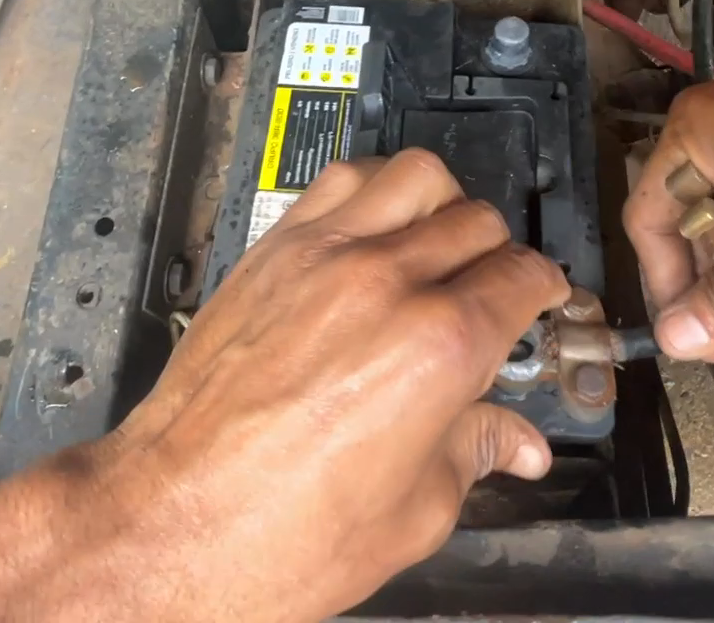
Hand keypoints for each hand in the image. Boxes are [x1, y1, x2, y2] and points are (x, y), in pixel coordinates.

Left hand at [75, 149, 568, 622]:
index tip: (540, 298)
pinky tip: (374, 228)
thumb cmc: (280, 536)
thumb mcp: (412, 513)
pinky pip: (342, 179)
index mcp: (436, 348)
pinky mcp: (278, 248)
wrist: (169, 521)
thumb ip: (475, 451)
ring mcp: (327, 253)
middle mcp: (386, 282)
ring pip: (417, 176)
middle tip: (489, 289)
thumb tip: (518, 443)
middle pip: (478, 222)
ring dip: (443, 203)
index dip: (544, 288)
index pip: (521, 278)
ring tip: (437, 242)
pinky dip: (375, 189)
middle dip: (499, 255)